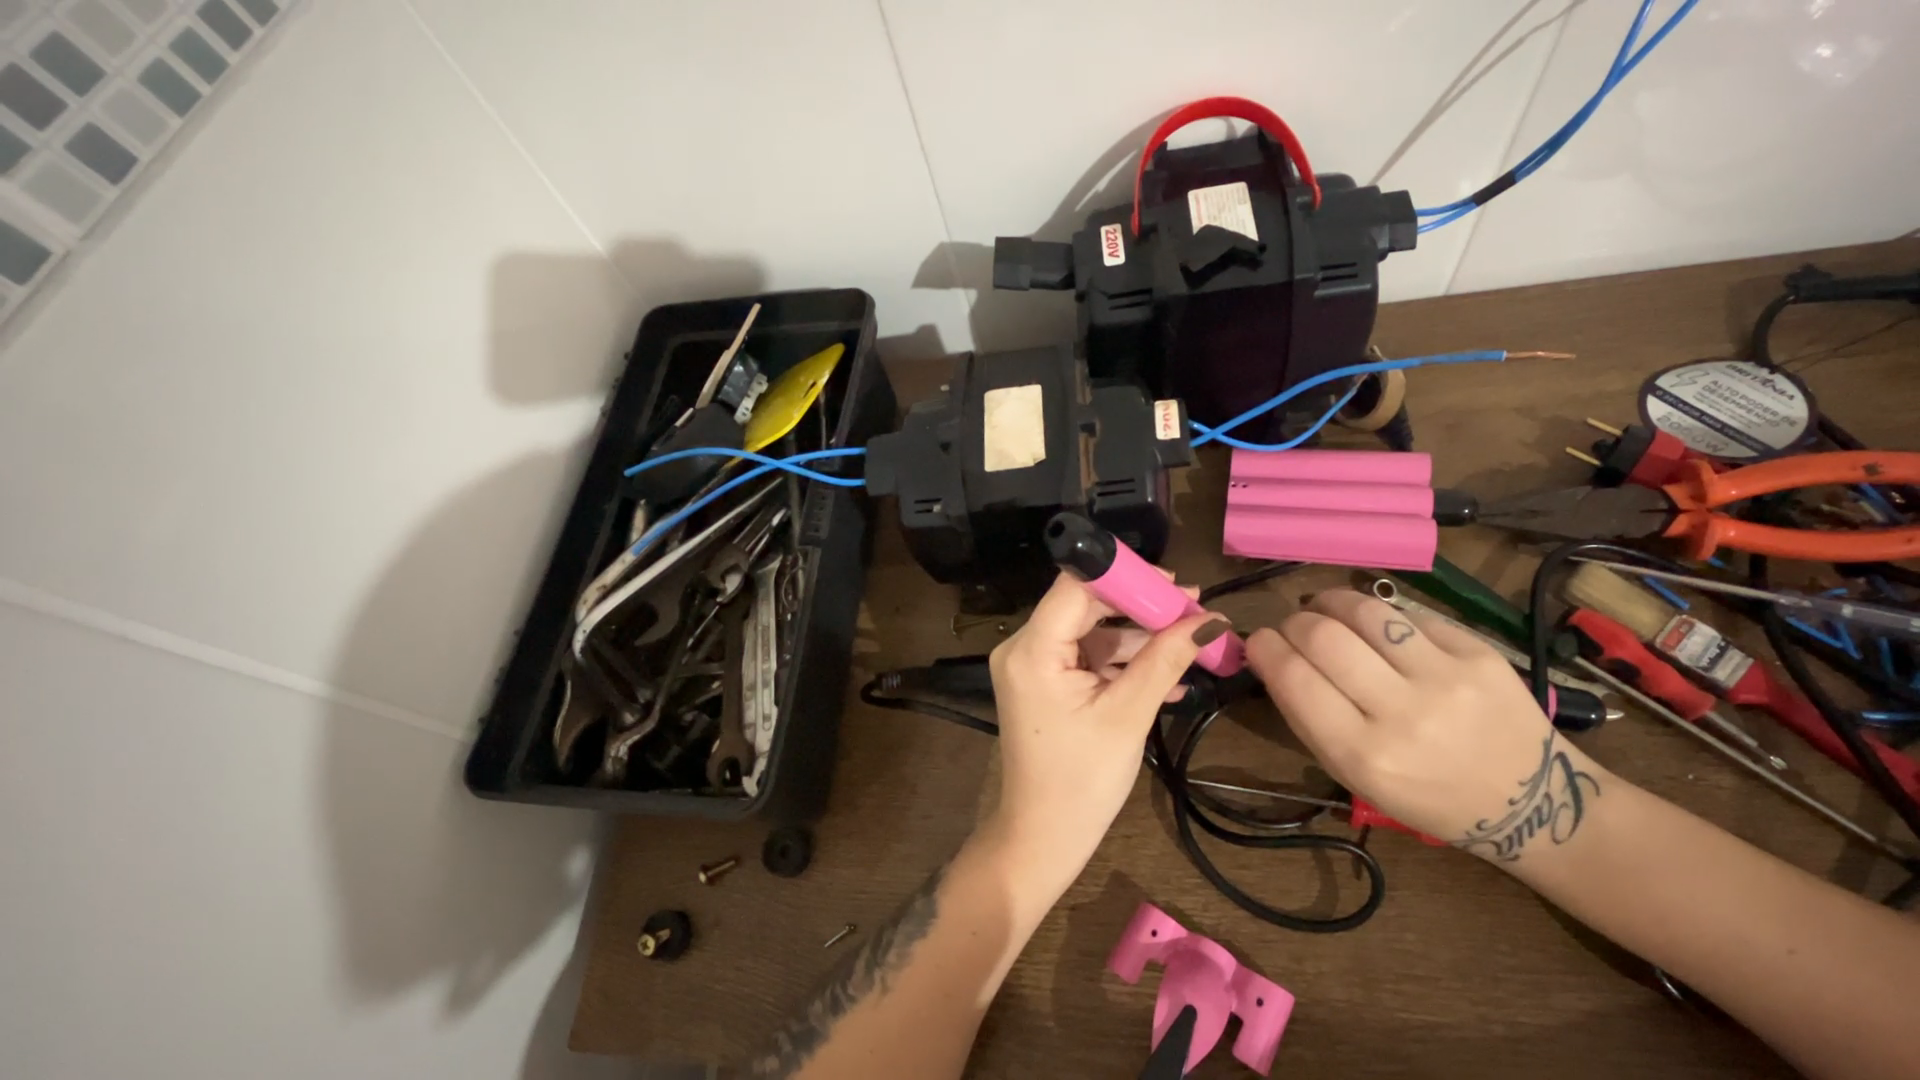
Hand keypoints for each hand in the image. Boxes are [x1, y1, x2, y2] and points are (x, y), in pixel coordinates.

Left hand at [984, 572, 1228, 890]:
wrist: (1044, 837)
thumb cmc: (1082, 781)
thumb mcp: (1128, 715)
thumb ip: (1165, 660)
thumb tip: (1210, 620)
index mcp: (1032, 650)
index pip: (1076, 586)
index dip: (1126, 578)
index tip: (1176, 585)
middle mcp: (1024, 648)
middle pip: (1086, 606)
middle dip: (1141, 608)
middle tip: (1194, 611)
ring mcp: (1034, 667)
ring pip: (1092, 633)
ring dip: (1141, 639)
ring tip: (1194, 644)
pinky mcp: (1047, 685)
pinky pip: (1088, 659)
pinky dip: (1125, 664)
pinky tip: (1170, 677)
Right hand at [1245, 589, 1601, 858]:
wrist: (1533, 802)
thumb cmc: (1428, 798)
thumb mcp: (1355, 776)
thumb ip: (1311, 718)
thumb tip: (1273, 659)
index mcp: (1363, 754)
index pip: (1293, 678)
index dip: (1264, 648)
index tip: (1258, 642)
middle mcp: (1402, 713)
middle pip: (1322, 636)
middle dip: (1292, 622)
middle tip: (1291, 627)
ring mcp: (1445, 678)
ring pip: (1364, 612)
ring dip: (1329, 602)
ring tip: (1322, 608)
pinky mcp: (1478, 652)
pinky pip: (1409, 615)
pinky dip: (1378, 615)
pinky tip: (1373, 624)